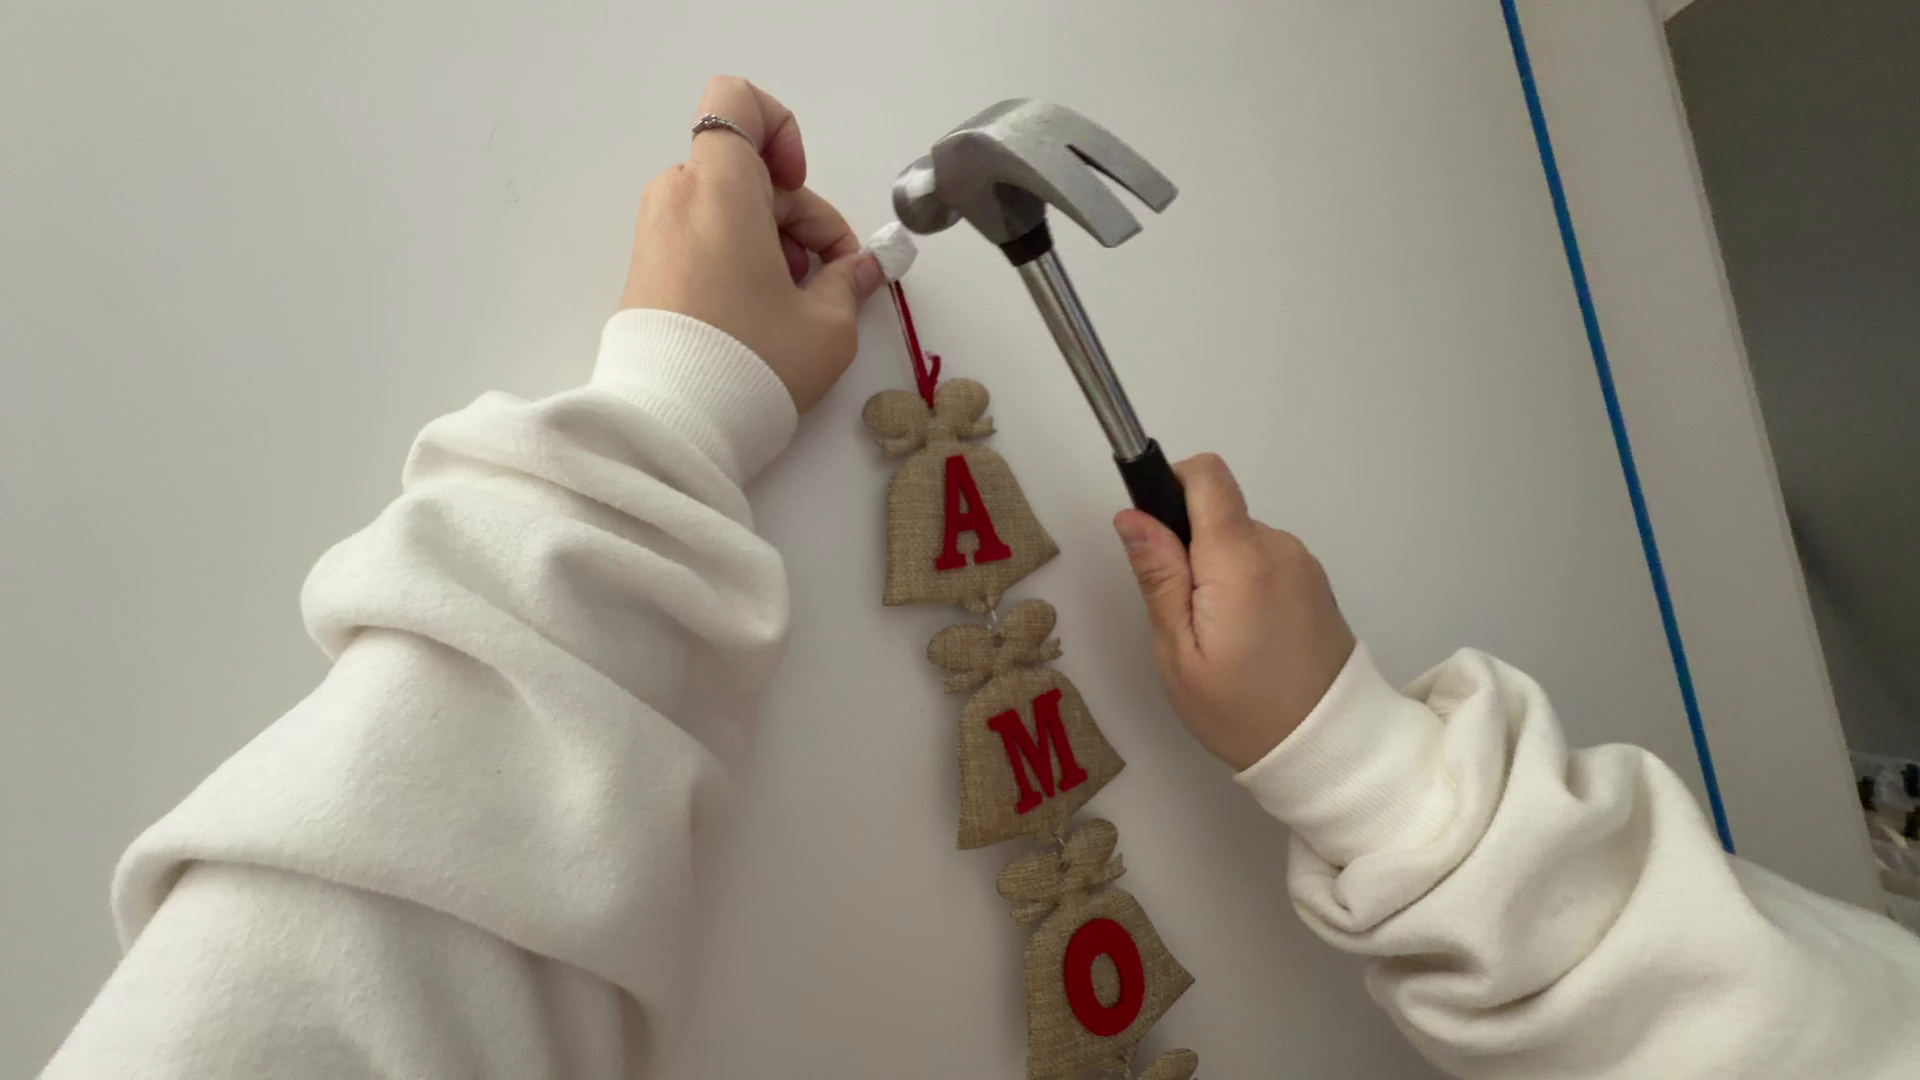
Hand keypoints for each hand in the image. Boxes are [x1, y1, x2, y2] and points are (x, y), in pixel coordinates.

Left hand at [620, 77, 884, 411]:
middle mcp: (678, 197)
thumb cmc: (758, 362)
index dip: (783, 133)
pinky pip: (703, 239)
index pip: (740, 103)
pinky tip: (762, 315)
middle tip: (828, 280)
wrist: (676, 424)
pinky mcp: (648, 271)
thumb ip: (852, 281)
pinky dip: (740, 260)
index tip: (802, 188)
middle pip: (750, 173)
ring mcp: (656, 235)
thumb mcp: (828, 326)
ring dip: (773, 243)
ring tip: (795, 305)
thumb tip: (864, 268)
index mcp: (721, 188)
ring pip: (728, 209)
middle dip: (800, 218)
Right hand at [1115, 455, 1356, 769]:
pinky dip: (1240, 578)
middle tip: (1181, 610)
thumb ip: (1157, 575)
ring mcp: (1302, 563)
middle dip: (1186, 543)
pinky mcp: (1313, 580)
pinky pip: (1262, 557)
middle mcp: (1278, 547)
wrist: (1329, 750)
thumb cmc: (1241, 710)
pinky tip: (1242, 631)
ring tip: (1214, 630)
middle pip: (1217, 508)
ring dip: (1214, 565)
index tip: (1153, 528)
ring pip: (1237, 535)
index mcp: (1240, 559)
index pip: (1206, 475)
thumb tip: (1131, 516)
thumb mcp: (1178, 650)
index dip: (1169, 482)